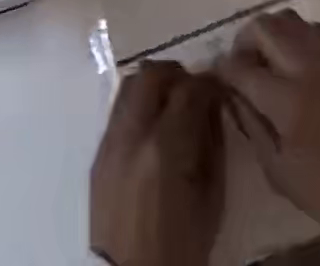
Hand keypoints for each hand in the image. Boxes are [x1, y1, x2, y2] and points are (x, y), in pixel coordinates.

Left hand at [89, 61, 226, 265]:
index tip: (221, 86)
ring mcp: (109, 140)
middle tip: (196, 88)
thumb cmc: (180, 247)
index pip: (188, 90)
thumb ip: (213, 144)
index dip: (209, 82)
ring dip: (154, 83)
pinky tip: (153, 122)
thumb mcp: (211, 199)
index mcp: (165, 148)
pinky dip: (138, 103)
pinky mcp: (97, 151)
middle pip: (151, 74)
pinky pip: (118, 109)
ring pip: (129, 84)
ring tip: (173, 100)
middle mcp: (132, 134)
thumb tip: (213, 106)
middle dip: (178, 73)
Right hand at [215, 10, 319, 253]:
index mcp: (286, 100)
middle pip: (263, 27)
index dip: (223, 68)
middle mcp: (307, 68)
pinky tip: (296, 58)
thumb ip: (249, 122)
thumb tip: (231, 91)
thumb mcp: (276, 169)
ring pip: (289, 19)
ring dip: (271, 32)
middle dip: (244, 40)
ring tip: (268, 56)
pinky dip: (297, 35)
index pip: (240, 66)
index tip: (218, 76)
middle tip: (242, 62)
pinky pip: (315, 29)